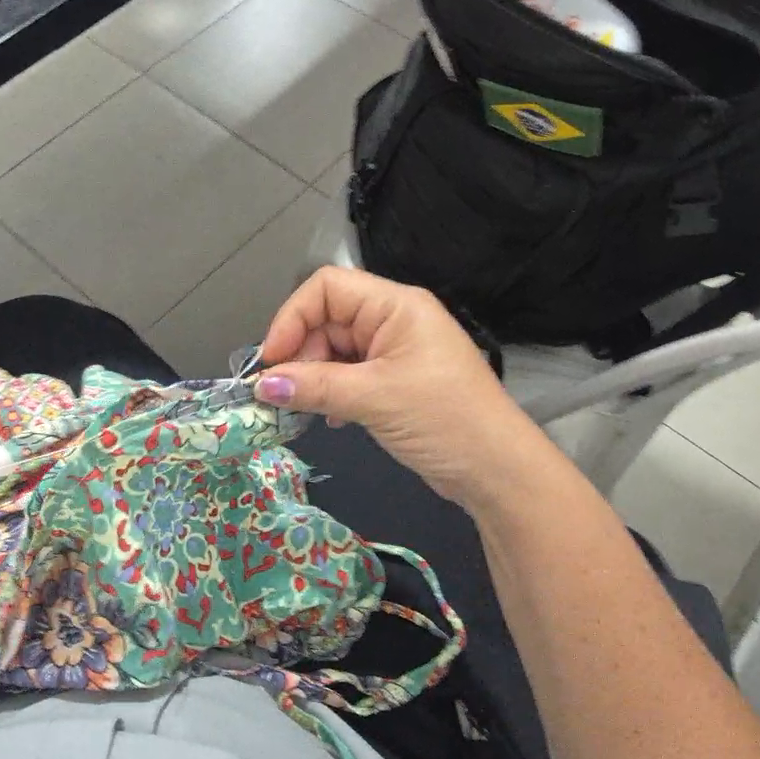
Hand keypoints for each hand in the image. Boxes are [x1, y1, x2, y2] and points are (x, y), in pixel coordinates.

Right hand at [252, 267, 539, 508]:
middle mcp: (394, 320)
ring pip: (334, 349)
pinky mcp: (395, 381)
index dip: (292, 317)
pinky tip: (327, 418)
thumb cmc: (443, 419)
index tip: (272, 360)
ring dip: (313, 376)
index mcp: (396, 305)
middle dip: (301, 353)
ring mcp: (395, 351)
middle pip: (327, 318)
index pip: (327, 287)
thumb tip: (261, 385)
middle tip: (285, 392)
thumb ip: (313, 387)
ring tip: (303, 408)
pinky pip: (349, 374)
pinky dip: (330, 392)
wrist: (498, 471)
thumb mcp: (373, 398)